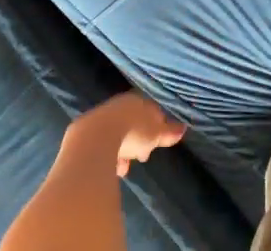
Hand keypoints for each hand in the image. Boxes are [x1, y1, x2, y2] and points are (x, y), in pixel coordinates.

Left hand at [67, 93, 185, 176]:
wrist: (95, 139)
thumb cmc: (132, 132)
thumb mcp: (155, 134)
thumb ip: (169, 132)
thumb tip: (183, 128)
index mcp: (136, 101)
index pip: (150, 110)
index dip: (156, 126)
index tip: (158, 142)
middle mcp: (119, 105)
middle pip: (133, 122)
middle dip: (139, 139)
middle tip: (143, 156)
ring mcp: (101, 118)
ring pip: (117, 134)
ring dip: (123, 150)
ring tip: (125, 168)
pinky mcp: (87, 133)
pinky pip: (103, 144)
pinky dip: (110, 156)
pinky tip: (113, 169)